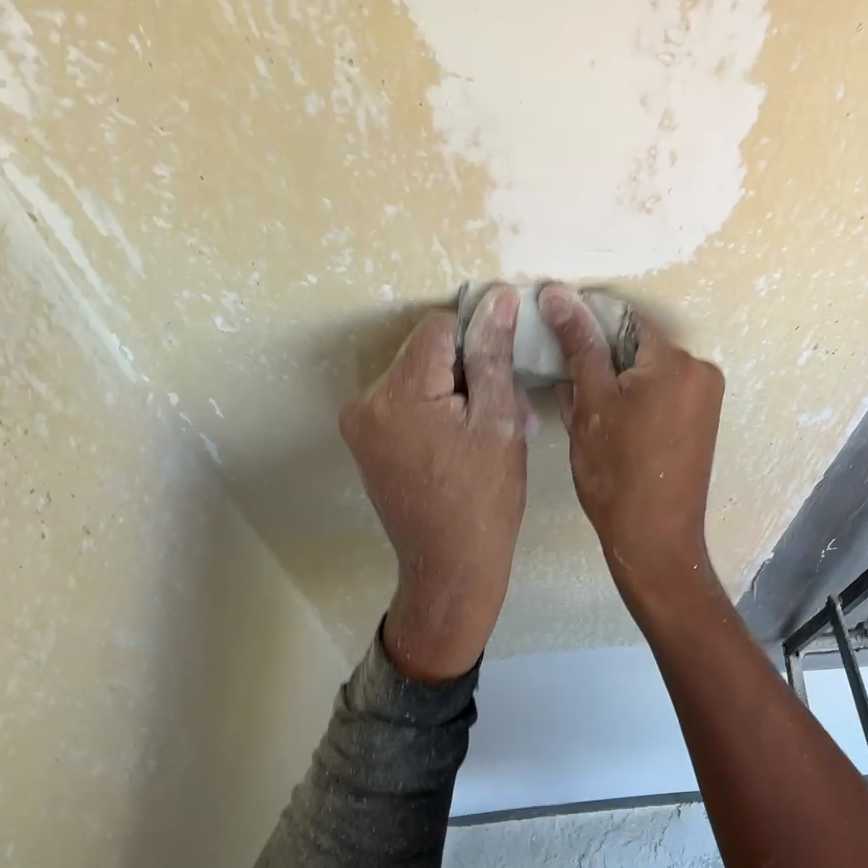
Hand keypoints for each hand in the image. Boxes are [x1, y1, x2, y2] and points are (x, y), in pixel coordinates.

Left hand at [339, 285, 533, 682]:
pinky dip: (437, 411)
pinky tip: (465, 441)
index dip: (479, 337)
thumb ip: (493, 355)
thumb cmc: (484, 499)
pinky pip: (407, 404)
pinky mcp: (366, 442)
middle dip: (469, 370)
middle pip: (426, 352)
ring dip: (456, 392)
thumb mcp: (499, 422)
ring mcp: (360, 425)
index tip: (506, 367)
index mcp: (397, 394)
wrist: (451, 569)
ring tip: (489, 430)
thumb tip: (497, 298)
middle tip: (507, 410)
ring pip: (419, 377)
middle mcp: (365, 402)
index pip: (439, 326)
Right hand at [539, 283, 725, 611]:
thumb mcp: (591, 404)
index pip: (624, 317)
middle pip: (638, 343)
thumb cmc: (617, 474)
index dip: (585, 322)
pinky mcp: (700, 419)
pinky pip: (660, 391)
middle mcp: (700, 371)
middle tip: (562, 376)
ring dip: (613, 377)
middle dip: (598, 355)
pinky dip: (632, 396)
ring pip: (646, 369)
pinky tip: (604, 419)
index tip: (551, 333)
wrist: (655, 542)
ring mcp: (704, 397)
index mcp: (677, 361)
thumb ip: (578, 344)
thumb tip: (558, 293)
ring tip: (582, 404)